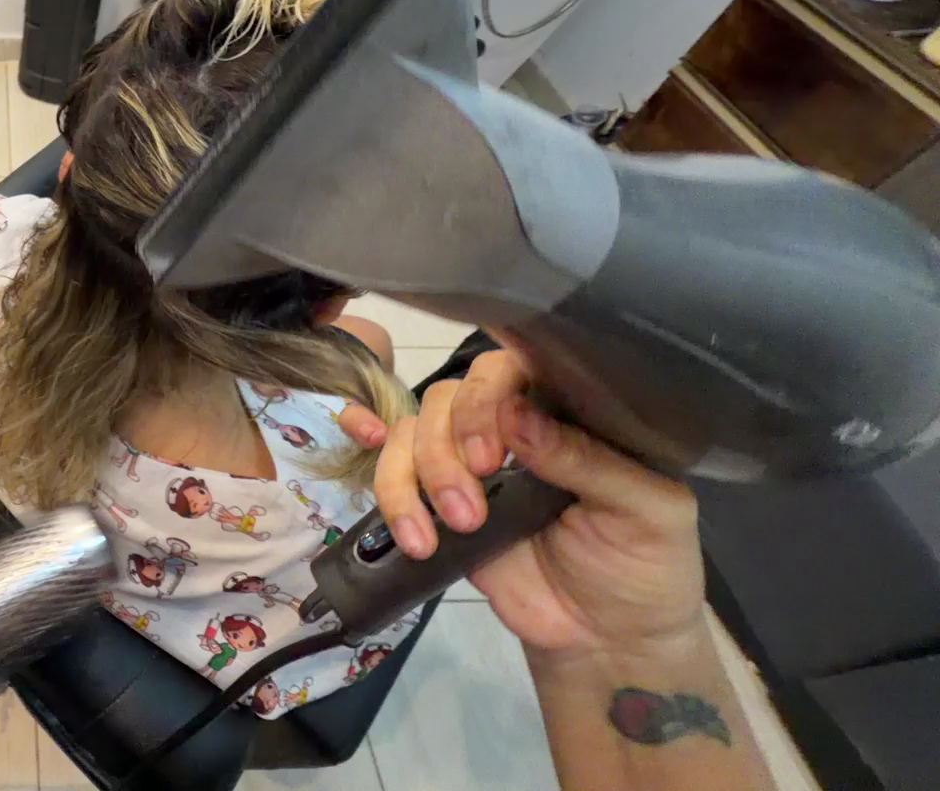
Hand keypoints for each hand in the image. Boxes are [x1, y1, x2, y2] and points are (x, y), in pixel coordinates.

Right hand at [338, 350, 703, 658]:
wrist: (601, 639)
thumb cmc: (643, 569)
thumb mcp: (648, 515)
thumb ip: (589, 462)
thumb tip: (516, 417)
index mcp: (560, 414)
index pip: (506, 370)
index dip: (484, 402)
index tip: (489, 457)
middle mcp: (504, 425)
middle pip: (444, 400)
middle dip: (442, 457)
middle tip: (468, 514)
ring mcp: (462, 458)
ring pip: (409, 433)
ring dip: (407, 482)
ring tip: (431, 537)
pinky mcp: (429, 493)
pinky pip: (385, 453)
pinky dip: (368, 439)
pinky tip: (362, 434)